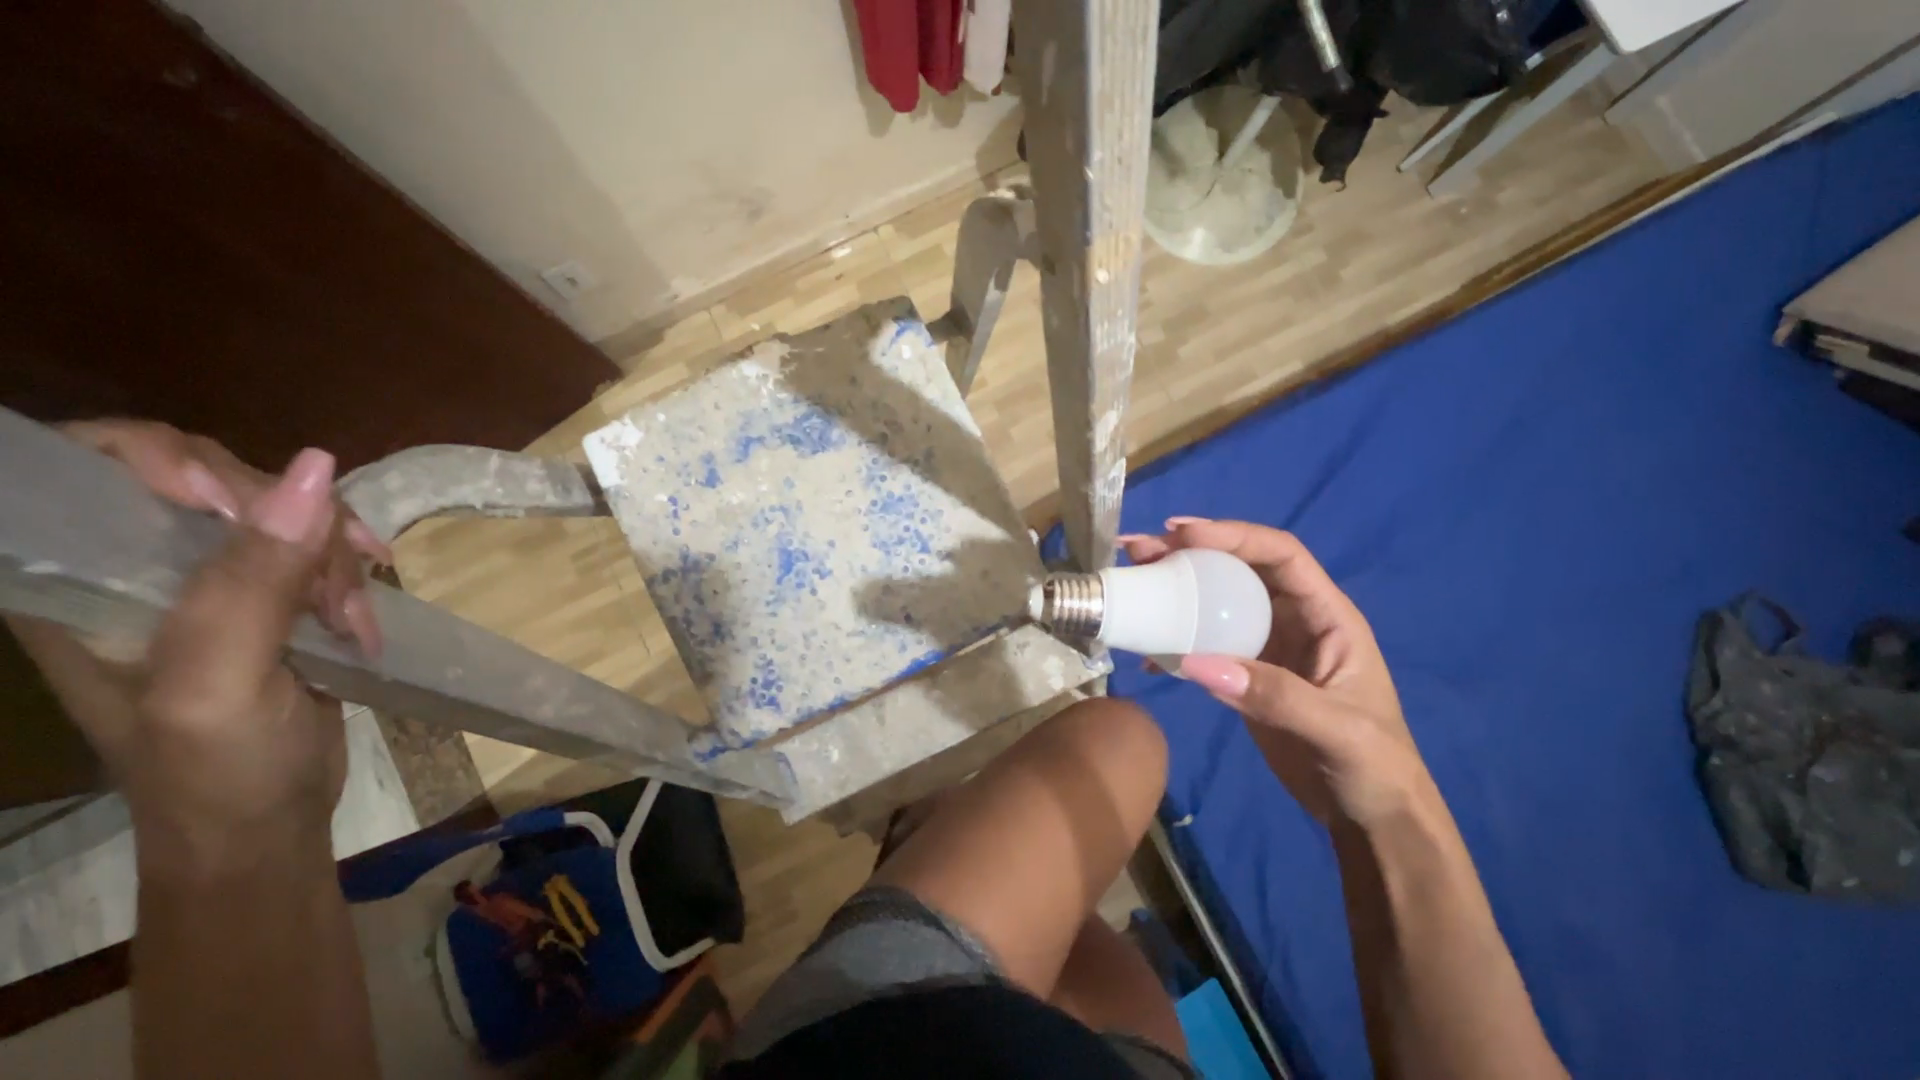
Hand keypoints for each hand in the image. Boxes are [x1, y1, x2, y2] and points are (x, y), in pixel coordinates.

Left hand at [6, 425, 379, 870]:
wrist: (264, 834)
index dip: (165, 459)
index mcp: (77, 582)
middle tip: (329, 580)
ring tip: (352, 616)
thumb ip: (251, 582)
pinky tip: (363, 616)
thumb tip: (316, 469)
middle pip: (204, 476)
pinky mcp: (263, 599)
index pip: (91, 465)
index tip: (242, 506)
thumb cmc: (215, 775)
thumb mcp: (219, 684)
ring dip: (328, 553)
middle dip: (282, 518)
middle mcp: (131, 568)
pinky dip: (348, 572)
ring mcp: (202, 582)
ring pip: (273, 509)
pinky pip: (310, 546)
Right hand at [1121, 518, 1428, 826]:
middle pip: (1240, 571)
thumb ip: (1271, 694)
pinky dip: (1175, 642)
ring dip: (1176, 589)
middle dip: (1192, 553)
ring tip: (1133, 580)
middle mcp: (1295, 622)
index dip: (1234, 536)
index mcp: (1328, 616)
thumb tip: (1193, 662)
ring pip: (1217, 604)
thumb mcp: (1335, 729)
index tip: (1183, 535)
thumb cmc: (1374, 766)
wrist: (1373, 816)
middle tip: (1140, 549)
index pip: (1282, 556)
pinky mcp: (1246, 679)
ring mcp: (1268, 650)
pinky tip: (1145, 651)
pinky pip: (1206, 647)